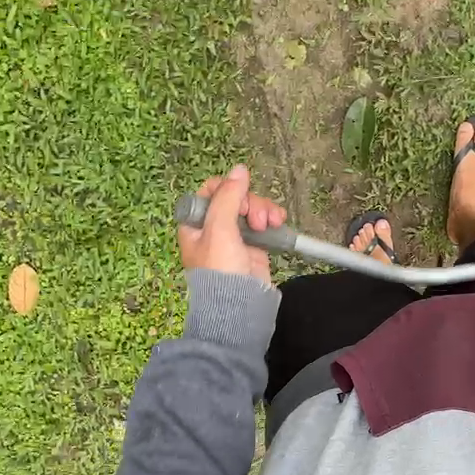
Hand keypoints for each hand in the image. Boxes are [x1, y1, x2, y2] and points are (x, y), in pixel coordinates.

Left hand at [176, 165, 285, 282]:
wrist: (239, 305)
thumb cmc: (221, 269)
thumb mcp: (219, 228)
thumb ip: (228, 197)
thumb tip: (240, 169)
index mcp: (195, 222)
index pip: (211, 191)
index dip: (228, 190)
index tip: (239, 202)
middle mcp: (213, 227)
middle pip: (235, 197)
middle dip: (251, 203)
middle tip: (256, 219)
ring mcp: (235, 237)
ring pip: (252, 208)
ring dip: (264, 210)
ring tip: (271, 223)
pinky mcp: (254, 245)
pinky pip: (264, 223)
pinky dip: (272, 219)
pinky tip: (278, 223)